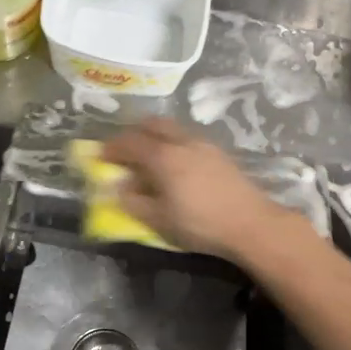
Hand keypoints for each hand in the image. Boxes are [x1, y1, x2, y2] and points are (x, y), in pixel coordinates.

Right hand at [102, 119, 290, 259]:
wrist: (250, 224)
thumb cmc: (199, 224)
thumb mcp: (158, 220)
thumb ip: (134, 202)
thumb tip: (119, 187)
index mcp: (163, 156)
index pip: (129, 143)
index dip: (111, 148)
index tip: (100, 157)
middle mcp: (182, 142)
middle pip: (152, 125)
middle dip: (134, 134)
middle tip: (124, 151)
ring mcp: (204, 145)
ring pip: (173, 130)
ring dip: (155, 138)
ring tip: (150, 159)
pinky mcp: (219, 154)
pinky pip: (188, 140)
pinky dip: (173, 145)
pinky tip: (176, 166)